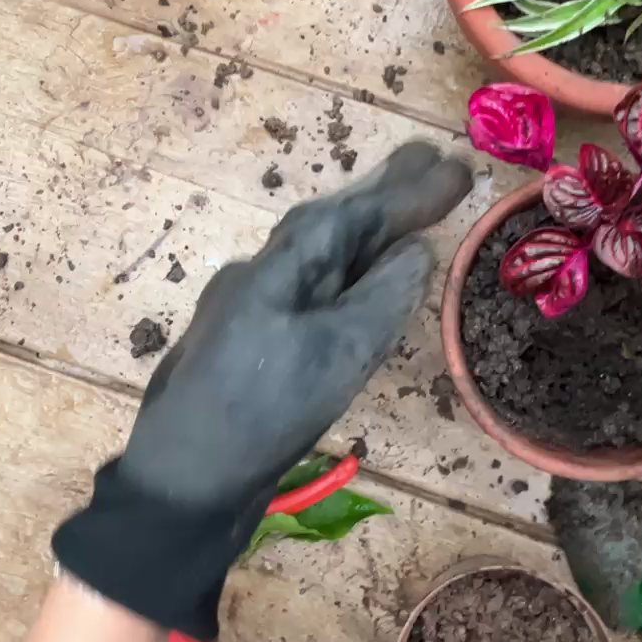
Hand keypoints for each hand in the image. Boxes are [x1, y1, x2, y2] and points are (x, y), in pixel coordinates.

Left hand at [54, 142, 472, 638]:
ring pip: (322, 251)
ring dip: (368, 226)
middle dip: (386, 192)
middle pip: (335, 220)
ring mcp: (255, 304)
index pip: (356, 214)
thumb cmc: (263, 412)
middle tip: (433, 161)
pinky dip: (350, 269)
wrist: (184, 480)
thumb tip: (419, 249)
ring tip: (410, 206)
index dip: (408, 193)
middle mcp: (266, 271)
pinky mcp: (256, 338)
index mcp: (283, 265)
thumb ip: (384, 297)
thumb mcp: (338, 354)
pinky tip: (363, 276)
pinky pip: (313, 284)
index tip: (457, 169)